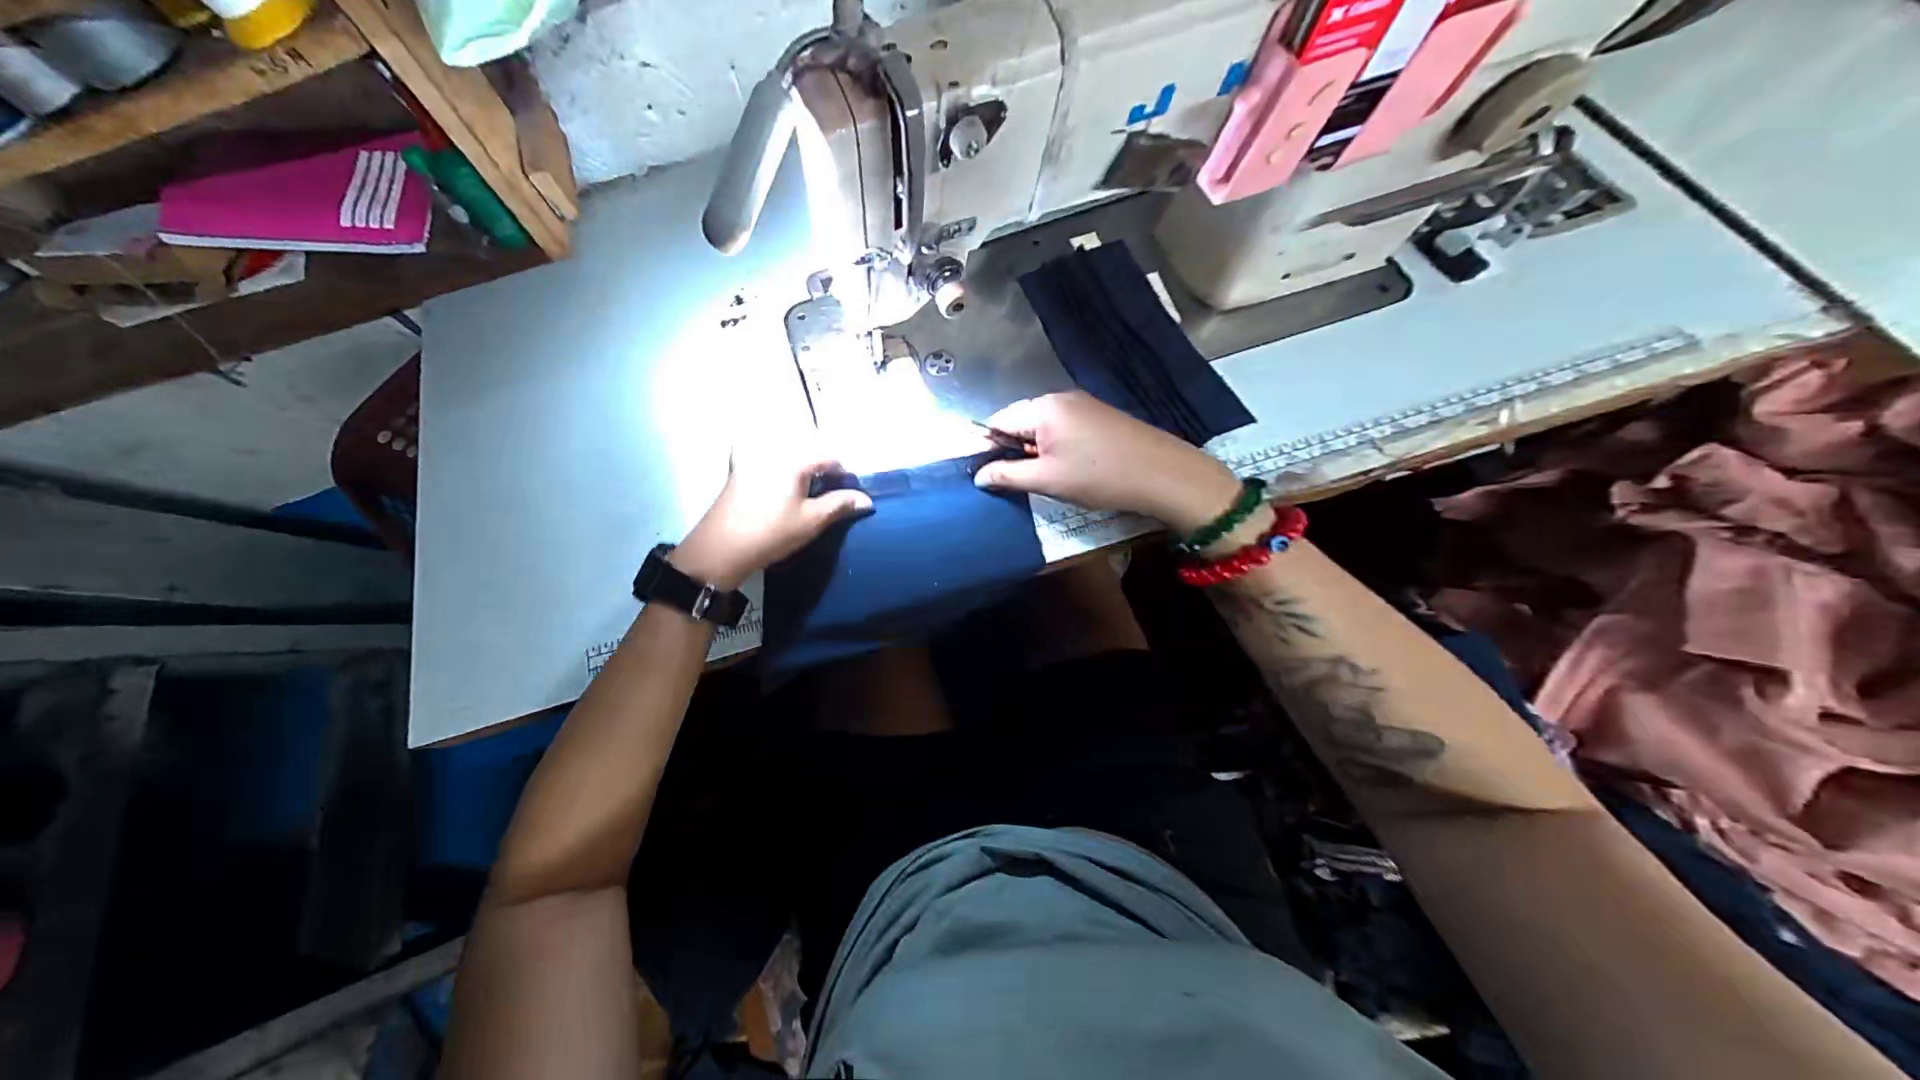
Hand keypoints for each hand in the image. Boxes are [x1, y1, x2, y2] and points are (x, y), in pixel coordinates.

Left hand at [671, 444, 872, 589]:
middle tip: (831, 494)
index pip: (829, 457)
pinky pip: (766, 462)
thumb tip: (866, 499)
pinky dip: (778, 470)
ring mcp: (751, 461)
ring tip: (808, 494)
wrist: (720, 550)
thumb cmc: (771, 533)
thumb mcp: (811, 521)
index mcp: (793, 460)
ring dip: (801, 470)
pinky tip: (780, 489)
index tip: (850, 494)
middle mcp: (772, 452)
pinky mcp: (738, 473)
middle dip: (822, 470)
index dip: (844, 474)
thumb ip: (839, 505)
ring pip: (786, 457)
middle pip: (806, 453)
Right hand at [973, 392, 1242, 533]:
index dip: (986, 446)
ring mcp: (1083, 403)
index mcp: (1043, 407)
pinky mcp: (1099, 415)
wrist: (1163, 474)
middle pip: (1019, 419)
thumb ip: (1007, 475)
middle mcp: (1060, 397)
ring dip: (1033, 448)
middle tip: (1013, 479)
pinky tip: (1065, 467)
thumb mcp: (1047, 480)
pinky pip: (1062, 426)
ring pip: (1041, 425)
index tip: (984, 472)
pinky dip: (1054, 445)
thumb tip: (979, 475)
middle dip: (1010, 447)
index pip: (997, 420)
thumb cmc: (1099, 477)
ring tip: (1041, 476)